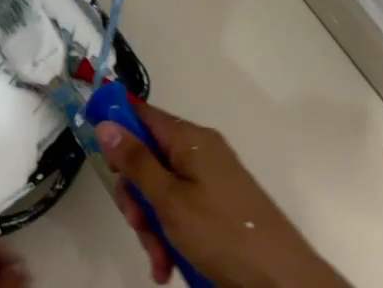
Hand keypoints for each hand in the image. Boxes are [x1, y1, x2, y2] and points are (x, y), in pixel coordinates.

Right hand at [97, 101, 348, 287]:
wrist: (286, 283)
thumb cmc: (223, 234)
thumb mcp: (169, 199)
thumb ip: (135, 161)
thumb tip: (105, 122)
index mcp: (190, 139)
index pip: (141, 113)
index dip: (115, 124)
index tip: (97, 150)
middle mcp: (201, 153)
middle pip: (147, 159)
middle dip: (136, 196)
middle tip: (137, 223)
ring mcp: (211, 182)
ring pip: (161, 191)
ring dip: (152, 225)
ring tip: (158, 259)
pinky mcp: (220, 210)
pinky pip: (181, 212)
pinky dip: (171, 236)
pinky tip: (168, 266)